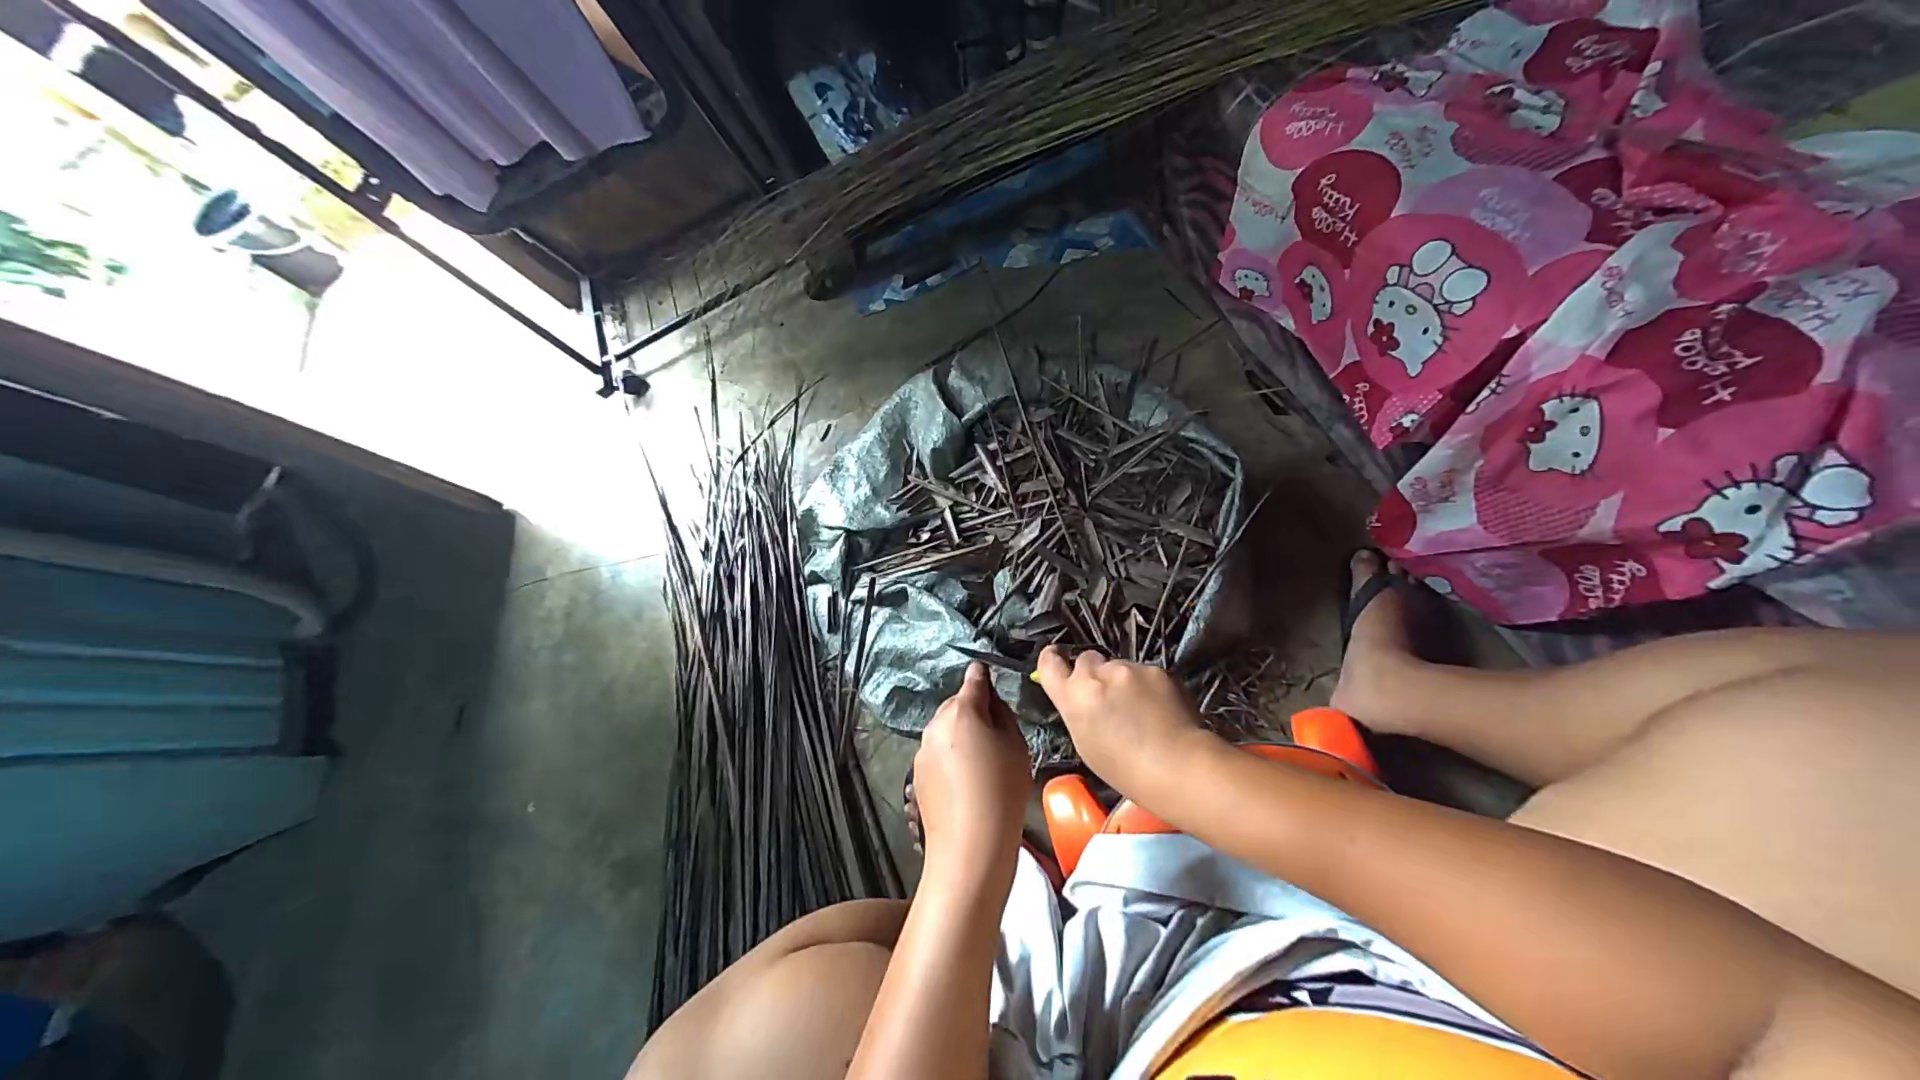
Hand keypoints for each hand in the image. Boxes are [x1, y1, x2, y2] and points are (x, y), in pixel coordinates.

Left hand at [913, 663, 1031, 872]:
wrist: (971, 844)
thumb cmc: (1002, 791)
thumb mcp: (1016, 745)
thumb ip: (1003, 714)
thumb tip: (991, 701)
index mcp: (962, 710)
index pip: (974, 680)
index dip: (983, 677)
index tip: (987, 675)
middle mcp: (936, 724)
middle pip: (957, 705)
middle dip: (973, 712)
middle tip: (996, 736)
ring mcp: (923, 749)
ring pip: (946, 730)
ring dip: (961, 735)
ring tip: (982, 764)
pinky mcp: (917, 773)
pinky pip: (937, 753)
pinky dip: (950, 757)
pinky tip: (966, 781)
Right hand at [1035, 646, 1212, 801]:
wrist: (1177, 765)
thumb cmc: (1125, 768)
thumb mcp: (1084, 742)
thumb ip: (1076, 709)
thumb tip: (1080, 698)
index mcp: (1073, 696)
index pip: (1049, 663)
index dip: (1052, 658)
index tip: (1055, 657)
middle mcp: (1097, 675)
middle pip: (1086, 659)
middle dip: (1093, 673)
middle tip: (1106, 697)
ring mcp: (1128, 669)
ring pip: (1118, 666)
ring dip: (1122, 681)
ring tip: (1138, 710)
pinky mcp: (1156, 669)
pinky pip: (1144, 672)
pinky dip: (1147, 686)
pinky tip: (1157, 709)